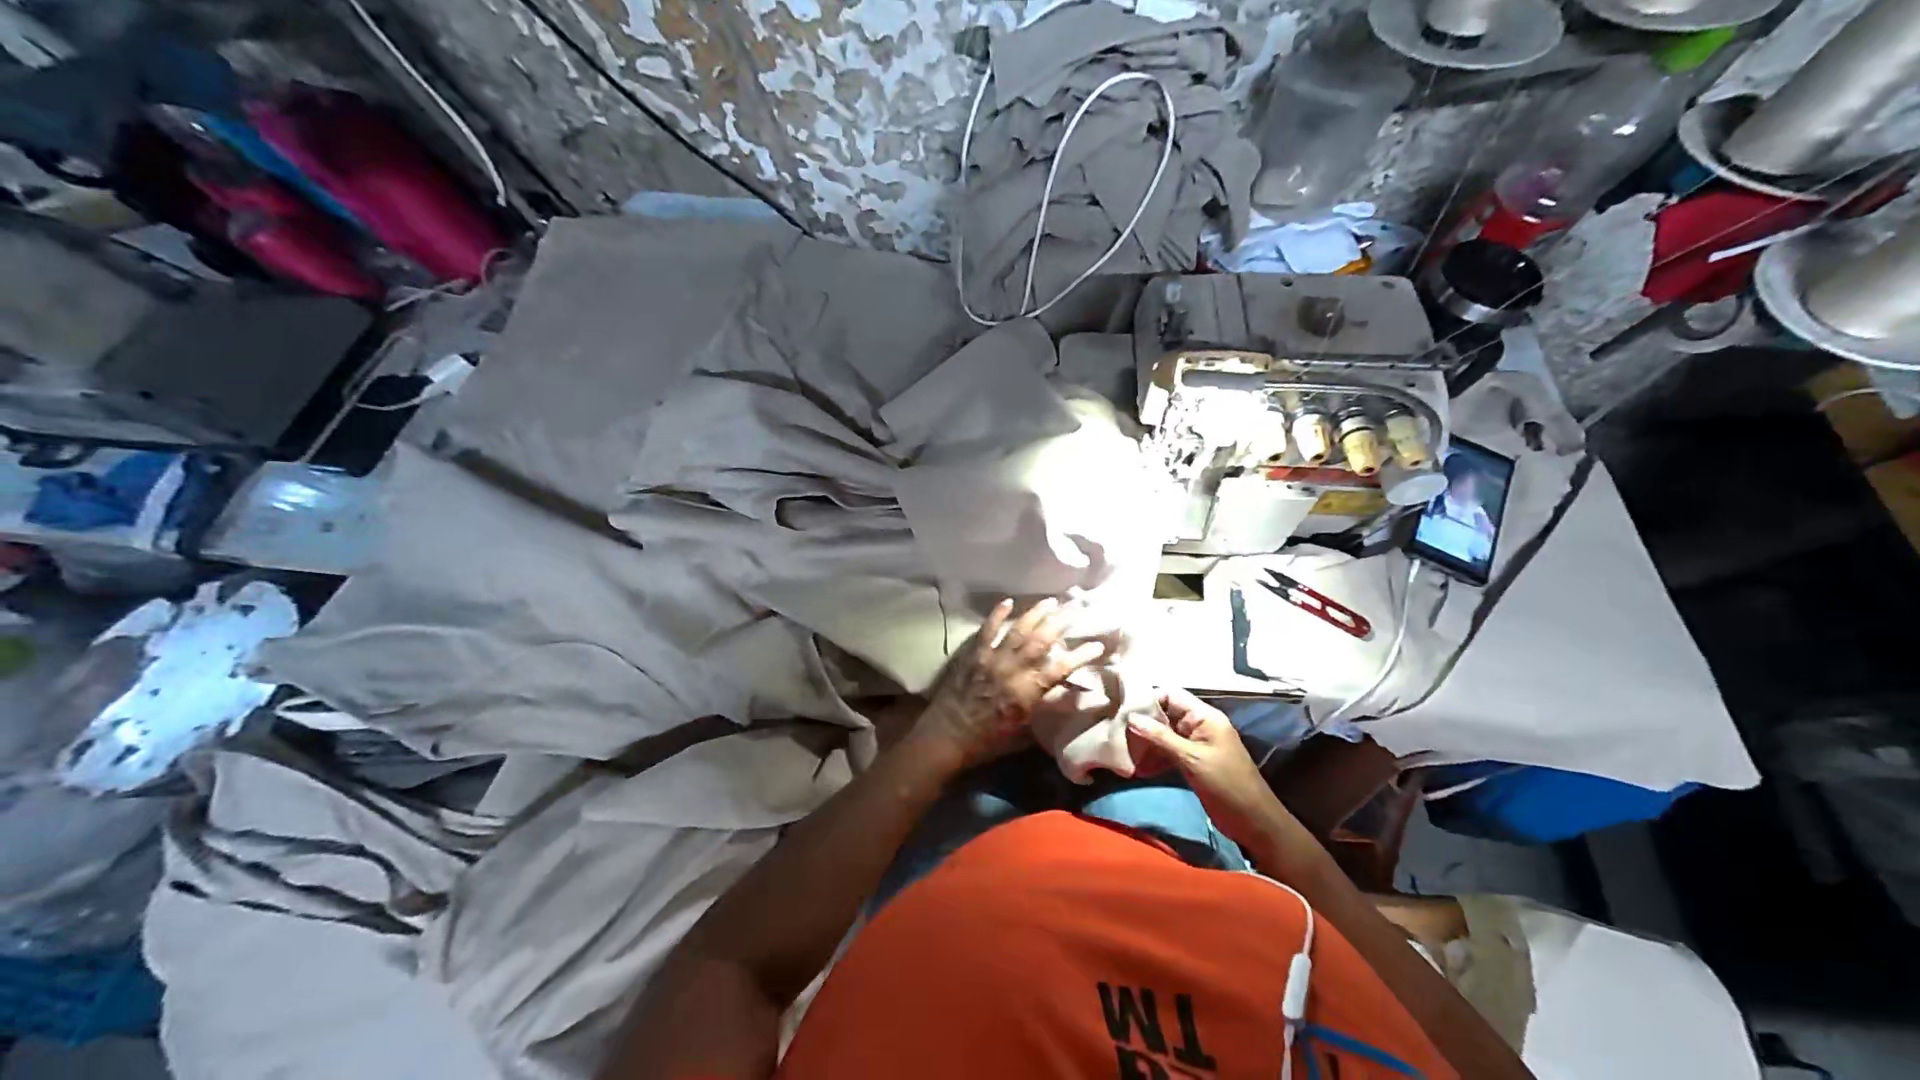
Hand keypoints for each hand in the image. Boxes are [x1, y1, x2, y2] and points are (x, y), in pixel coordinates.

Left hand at [911, 597, 1105, 771]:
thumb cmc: (988, 741)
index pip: (1062, 668)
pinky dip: (998, 614)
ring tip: (1051, 601)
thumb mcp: (1026, 734)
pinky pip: (987, 629)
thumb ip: (1049, 711)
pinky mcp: (974, 654)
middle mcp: (1013, 670)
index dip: (1081, 655)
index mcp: (1028, 692)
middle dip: (1061, 623)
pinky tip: (1008, 601)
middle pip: (1042, 641)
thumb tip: (1074, 698)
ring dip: (1036, 613)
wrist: (947, 737)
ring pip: (1018, 630)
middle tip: (1077, 608)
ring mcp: (992, 659)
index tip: (1098, 645)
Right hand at [1126, 688, 1291, 850]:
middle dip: (1142, 723)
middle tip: (1117, 733)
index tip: (1123, 711)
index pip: (1170, 695)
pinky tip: (1138, 768)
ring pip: (1163, 734)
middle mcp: (1199, 725)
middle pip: (1164, 714)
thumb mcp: (1192, 758)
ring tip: (1124, 753)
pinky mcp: (1192, 761)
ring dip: (1146, 743)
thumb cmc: (1226, 784)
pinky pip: (1168, 751)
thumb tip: (1131, 717)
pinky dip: (1155, 757)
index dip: (1147, 700)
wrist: (1254, 821)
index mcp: (1204, 716)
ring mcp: (1195, 744)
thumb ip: (1161, 737)